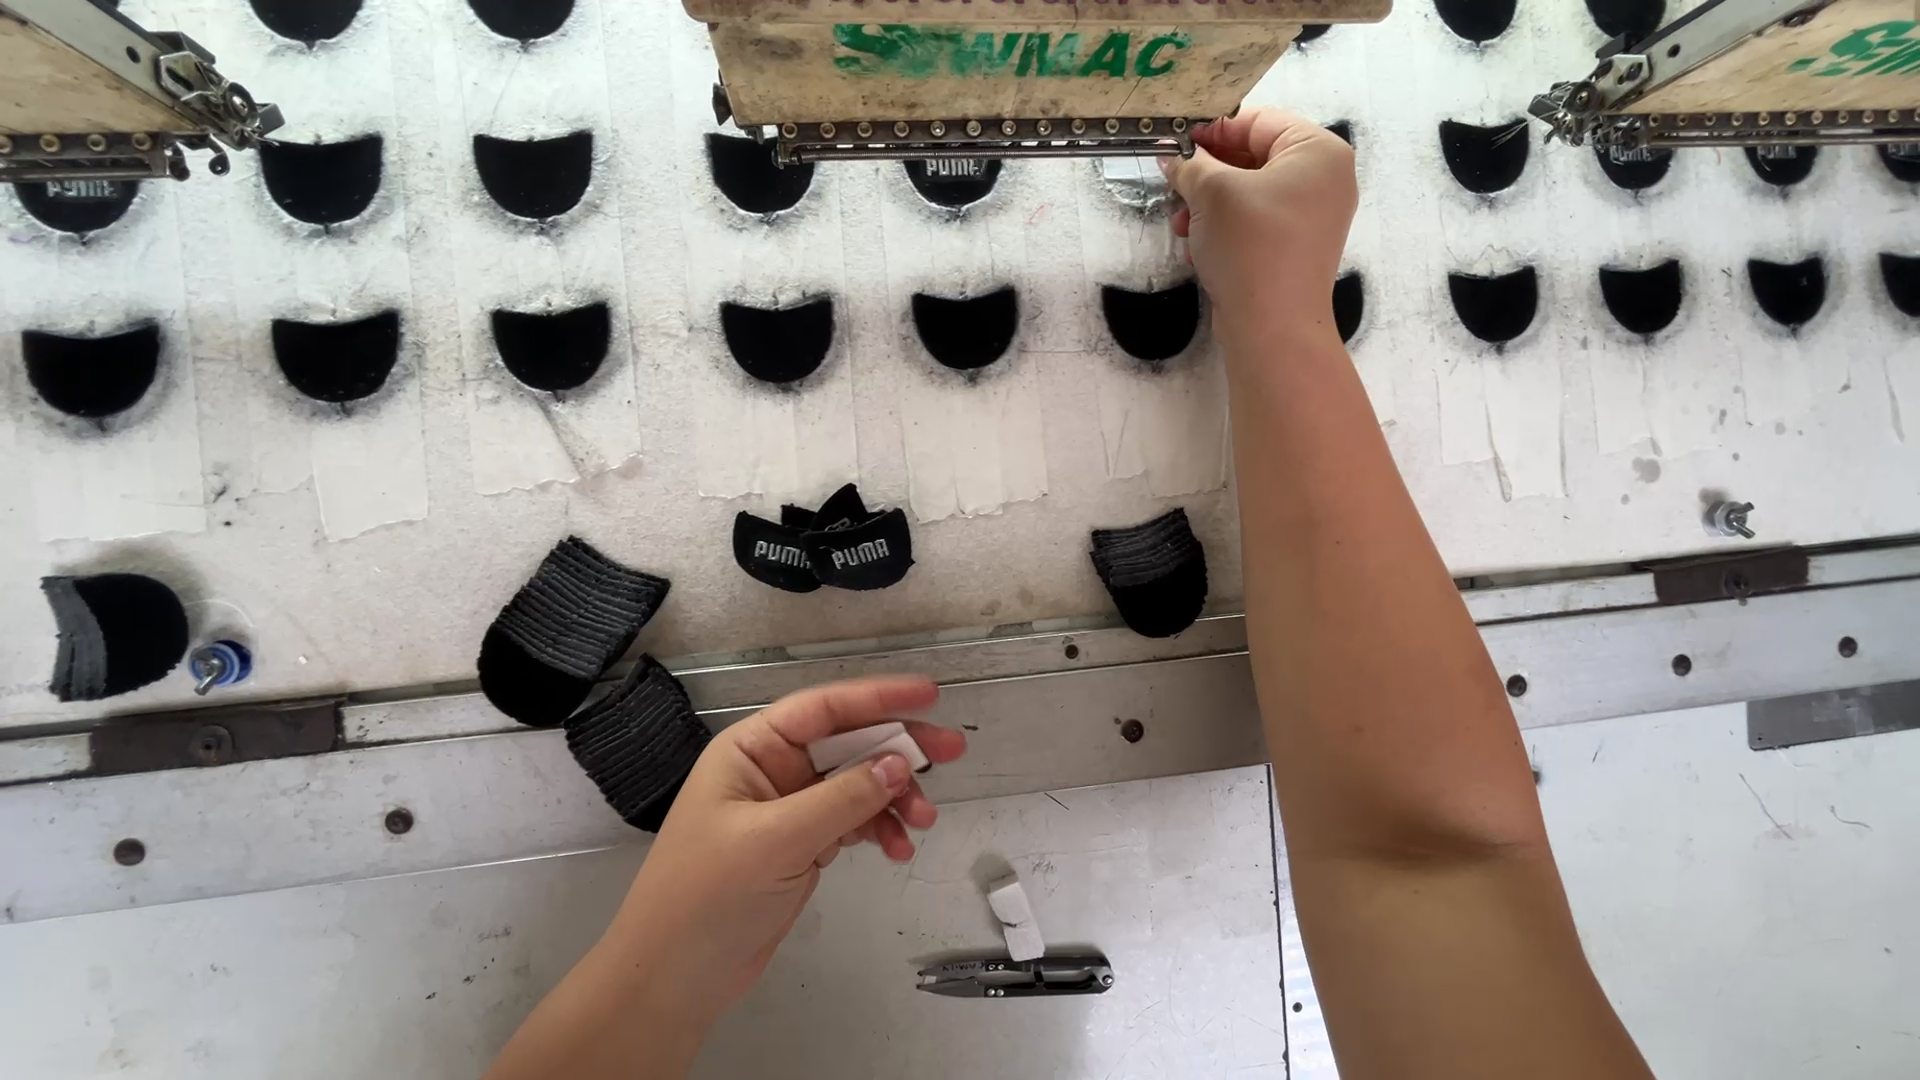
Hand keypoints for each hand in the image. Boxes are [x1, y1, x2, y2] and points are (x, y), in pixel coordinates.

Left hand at [604, 675, 964, 1018]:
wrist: (673, 980)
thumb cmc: (707, 896)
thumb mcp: (775, 841)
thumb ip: (842, 799)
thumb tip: (899, 764)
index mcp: (753, 748)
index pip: (824, 708)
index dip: (878, 697)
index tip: (929, 694)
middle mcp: (775, 768)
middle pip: (849, 742)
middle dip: (899, 747)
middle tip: (951, 750)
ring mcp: (792, 807)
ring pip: (858, 783)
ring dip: (894, 797)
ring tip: (924, 820)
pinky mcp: (804, 843)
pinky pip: (854, 821)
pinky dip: (880, 830)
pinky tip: (899, 848)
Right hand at [1163, 108, 1357, 329]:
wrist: (1273, 326)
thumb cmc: (1251, 247)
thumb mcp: (1213, 194)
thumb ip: (1190, 167)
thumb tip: (1172, 156)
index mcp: (1318, 151)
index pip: (1259, 122)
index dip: (1213, 130)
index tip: (1176, 143)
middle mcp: (1323, 180)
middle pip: (1253, 160)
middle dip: (1207, 176)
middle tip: (1174, 189)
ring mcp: (1311, 218)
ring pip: (1248, 196)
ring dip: (1208, 208)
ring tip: (1181, 227)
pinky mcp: (1294, 251)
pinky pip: (1254, 226)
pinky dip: (1223, 231)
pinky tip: (1197, 249)